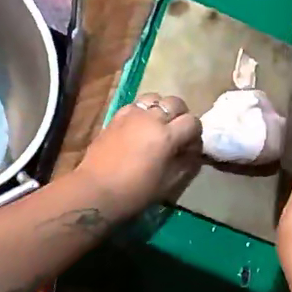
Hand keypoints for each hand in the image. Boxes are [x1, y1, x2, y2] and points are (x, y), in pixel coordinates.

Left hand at [73, 93, 201, 214]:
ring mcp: (131, 114)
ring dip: (161, 109)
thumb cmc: (135, 193)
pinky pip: (135, 105)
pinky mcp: (116, 117)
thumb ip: (185, 164)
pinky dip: (142, 111)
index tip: (189, 148)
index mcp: (167, 136)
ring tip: (157, 126)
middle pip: (175, 102)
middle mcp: (151, 118)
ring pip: (155, 97)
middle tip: (176, 134)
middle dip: (181, 116)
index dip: (195, 135)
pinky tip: (138, 127)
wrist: (96, 190)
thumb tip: (192, 152)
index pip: (193, 122)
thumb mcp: (168, 184)